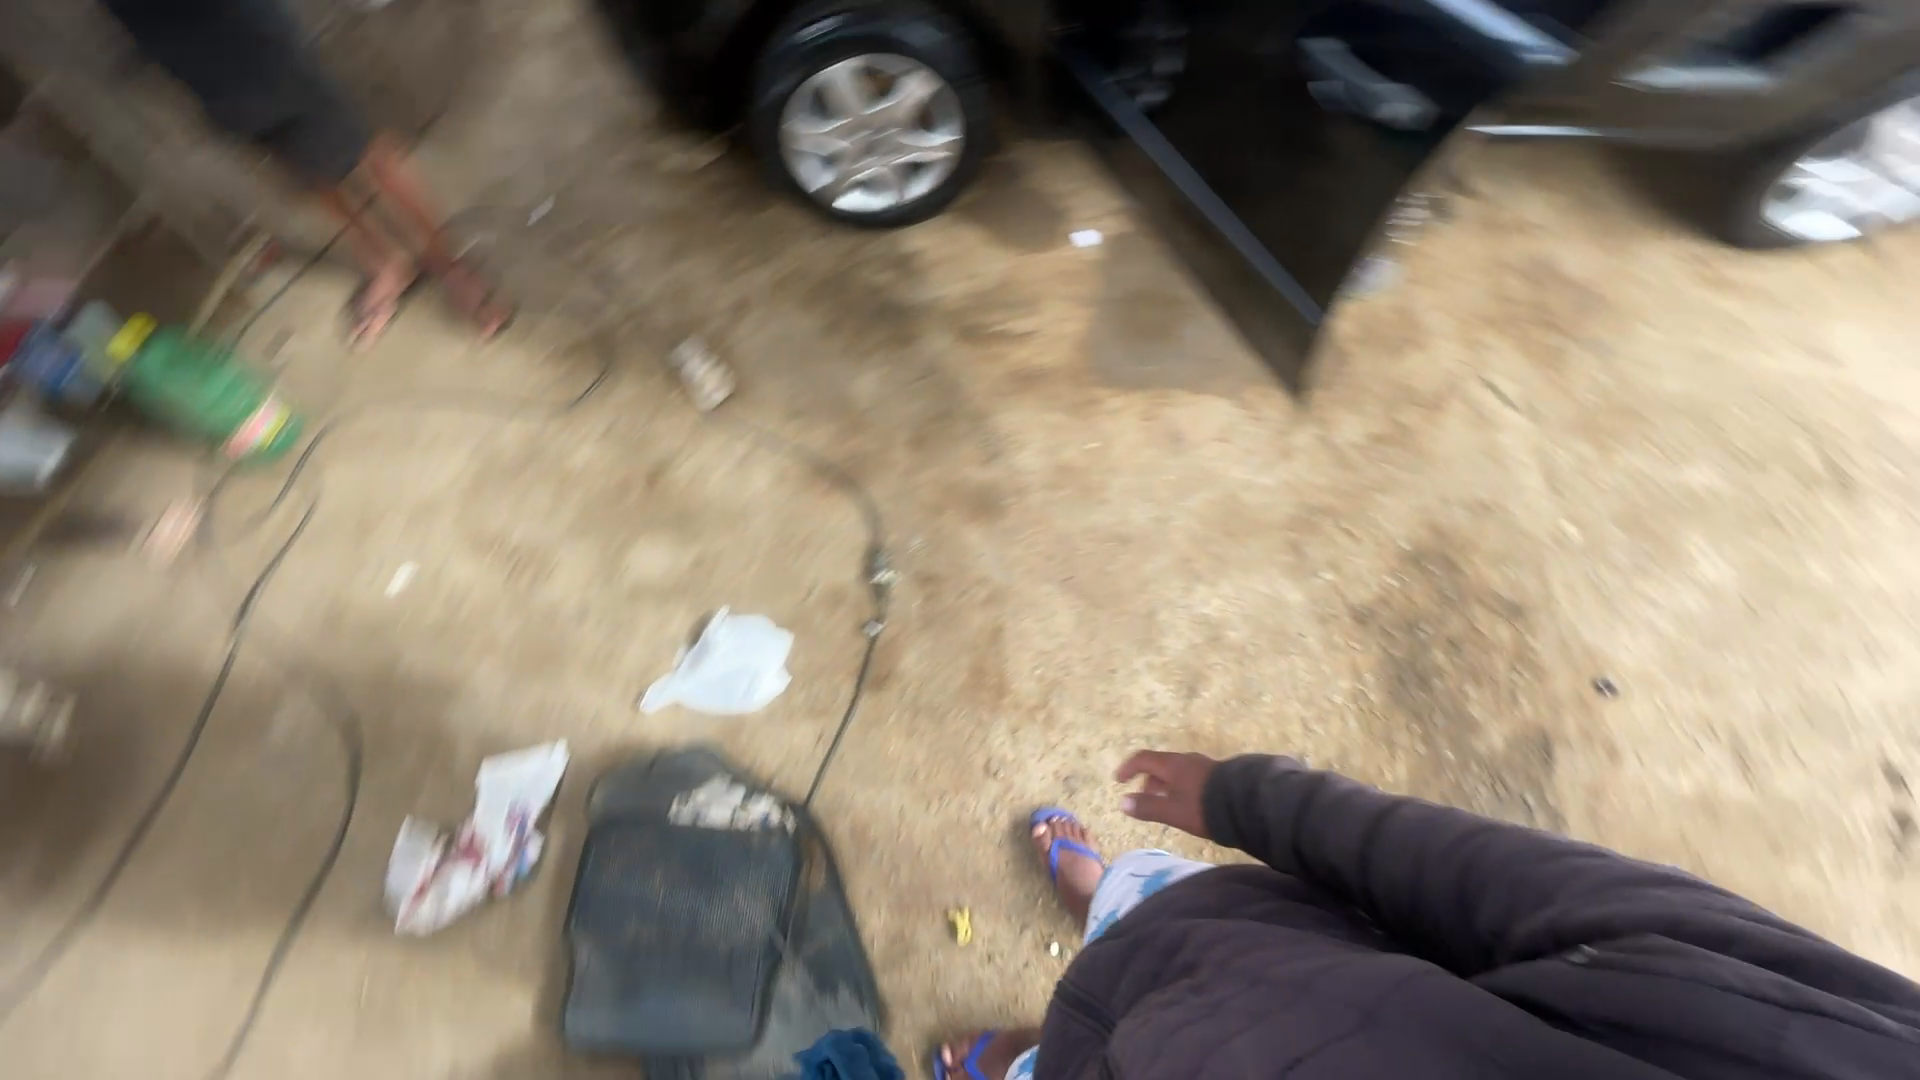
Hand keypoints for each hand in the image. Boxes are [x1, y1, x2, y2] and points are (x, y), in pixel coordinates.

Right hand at [1115, 750, 1219, 839]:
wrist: (1248, 804)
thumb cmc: (1204, 807)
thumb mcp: (1173, 811)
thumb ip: (1147, 807)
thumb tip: (1122, 802)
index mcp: (1171, 765)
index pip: (1143, 759)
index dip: (1128, 768)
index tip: (1119, 780)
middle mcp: (1185, 760)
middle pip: (1160, 765)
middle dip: (1147, 780)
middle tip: (1143, 798)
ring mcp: (1203, 766)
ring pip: (1176, 771)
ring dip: (1164, 784)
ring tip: (1164, 803)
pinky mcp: (1217, 775)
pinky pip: (1189, 776)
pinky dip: (1179, 786)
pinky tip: (1187, 803)